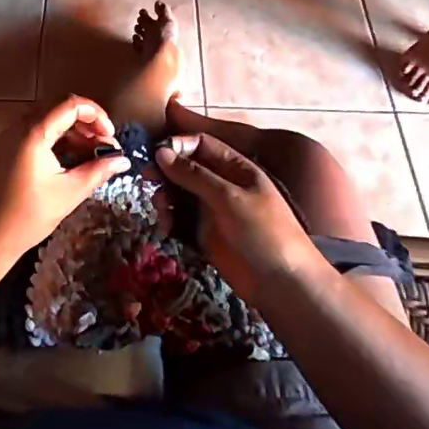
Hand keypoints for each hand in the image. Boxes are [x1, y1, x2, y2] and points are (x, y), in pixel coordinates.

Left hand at [0, 95, 130, 253]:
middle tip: (104, 143)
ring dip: (74, 128)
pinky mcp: (10, 145)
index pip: (71, 105)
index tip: (110, 136)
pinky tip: (74, 156)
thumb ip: (98, 171)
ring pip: (50, 116)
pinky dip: (60, 136)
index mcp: (34, 133)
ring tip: (93, 151)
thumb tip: (124, 160)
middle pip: (60, 106)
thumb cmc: (28, 216)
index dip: (96, 115)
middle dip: (87, 121)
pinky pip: (39, 128)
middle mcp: (21, 126)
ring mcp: (12, 134)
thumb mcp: (69, 192)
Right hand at [154, 134, 326, 304]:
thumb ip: (194, 175)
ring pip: (180, 194)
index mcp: (235, 167)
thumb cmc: (263, 231)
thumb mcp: (229, 197)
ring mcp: (213, 210)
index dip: (178, 145)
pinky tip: (166, 228)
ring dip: (165, 197)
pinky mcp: (205, 234)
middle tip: (146, 179)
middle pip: (187, 168)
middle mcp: (222, 184)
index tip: (156, 155)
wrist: (283, 284)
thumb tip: (161, 152)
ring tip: (159, 209)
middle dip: (166, 171)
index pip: (202, 144)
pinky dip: (170, 220)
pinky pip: (181, 219)